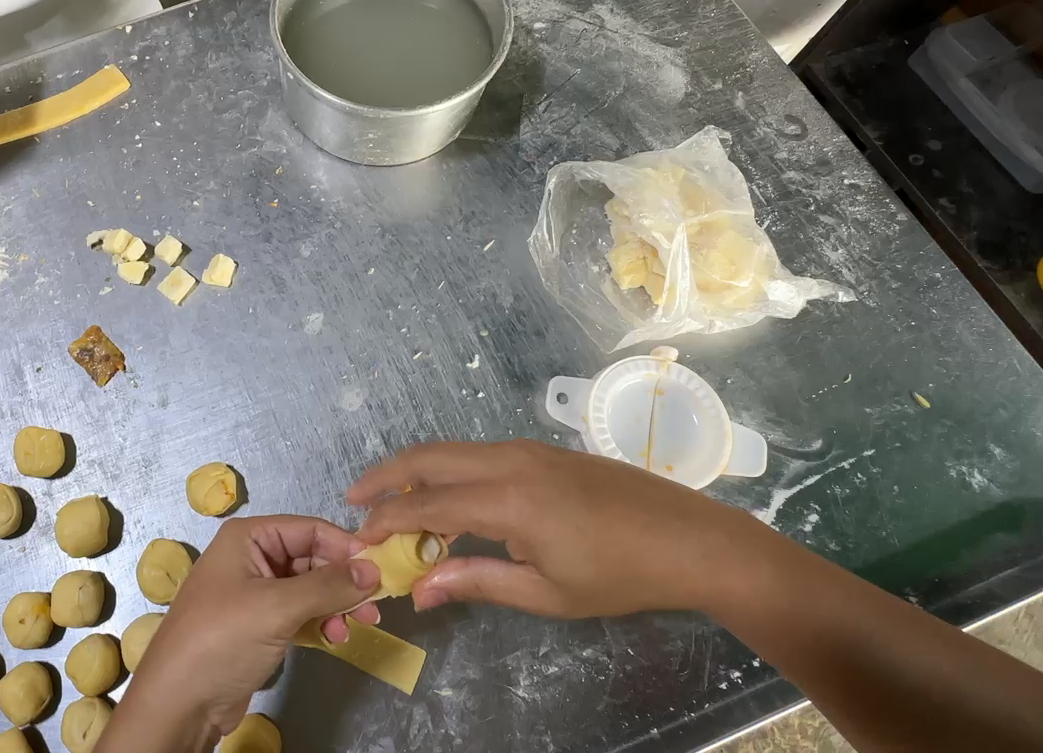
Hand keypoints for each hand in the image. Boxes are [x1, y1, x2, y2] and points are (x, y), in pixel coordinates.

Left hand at [111, 517, 381, 748]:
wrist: (179, 703)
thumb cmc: (223, 639)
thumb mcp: (277, 607)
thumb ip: (327, 586)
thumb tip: (373, 569)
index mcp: (249, 537)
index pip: (309, 529)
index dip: (345, 545)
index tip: (381, 567)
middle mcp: (252, 556)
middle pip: (311, 558)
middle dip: (343, 580)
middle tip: (375, 606)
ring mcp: (254, 591)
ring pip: (309, 587)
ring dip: (335, 604)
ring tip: (358, 626)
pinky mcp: (258, 624)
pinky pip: (299, 612)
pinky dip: (320, 621)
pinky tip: (335, 637)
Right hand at [350, 440, 778, 618]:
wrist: (688, 538)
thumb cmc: (619, 574)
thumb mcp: (546, 592)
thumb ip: (477, 582)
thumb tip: (420, 589)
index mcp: (508, 499)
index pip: (427, 505)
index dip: (388, 520)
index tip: (361, 538)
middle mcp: (507, 460)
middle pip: (428, 457)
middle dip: (385, 475)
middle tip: (353, 497)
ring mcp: (524, 449)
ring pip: (450, 450)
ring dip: (414, 471)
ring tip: (390, 501)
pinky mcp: (538, 451)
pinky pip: (475, 453)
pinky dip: (445, 470)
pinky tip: (446, 498)